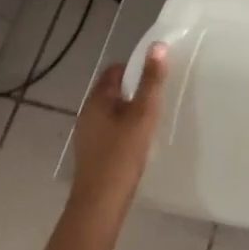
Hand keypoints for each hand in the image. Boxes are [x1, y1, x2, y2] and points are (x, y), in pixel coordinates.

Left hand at [67, 42, 168, 222]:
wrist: (100, 204)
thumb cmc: (122, 154)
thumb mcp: (143, 114)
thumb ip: (152, 80)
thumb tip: (158, 45)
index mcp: (97, 100)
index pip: (114, 70)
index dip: (135, 67)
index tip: (157, 74)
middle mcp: (88, 113)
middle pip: (112, 91)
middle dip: (135, 90)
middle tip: (160, 95)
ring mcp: (88, 135)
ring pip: (112, 112)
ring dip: (131, 111)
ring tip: (155, 118)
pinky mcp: (93, 153)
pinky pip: (111, 130)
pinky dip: (126, 129)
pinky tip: (141, 141)